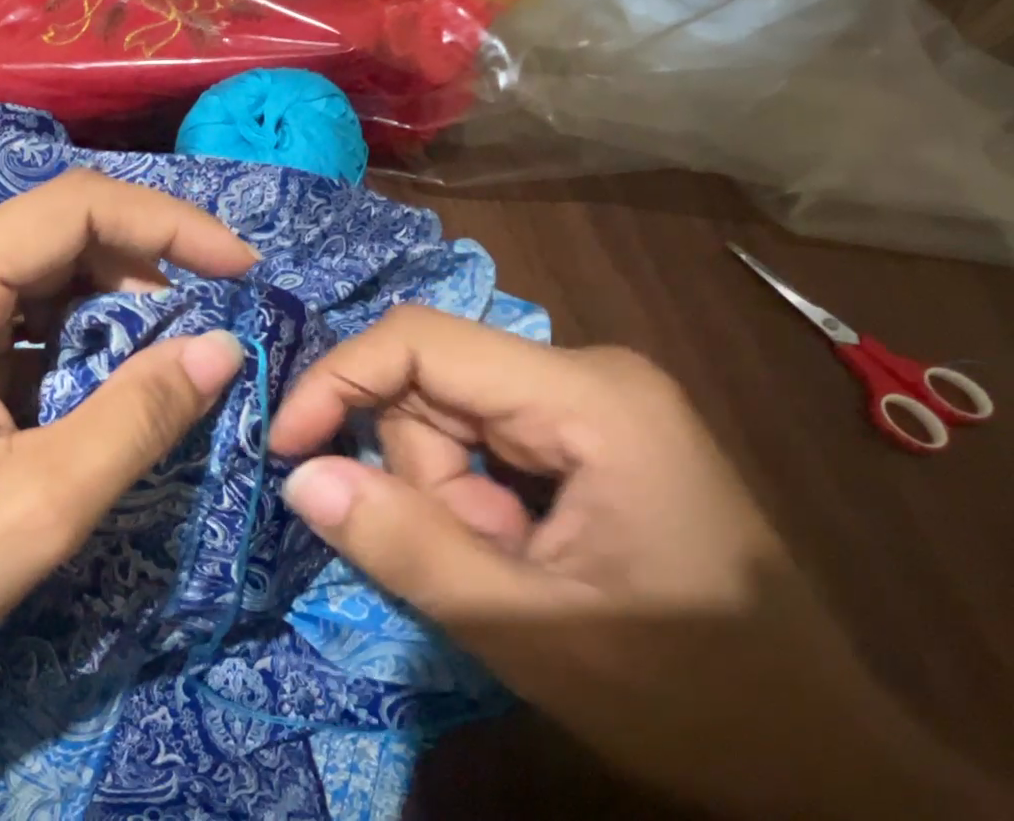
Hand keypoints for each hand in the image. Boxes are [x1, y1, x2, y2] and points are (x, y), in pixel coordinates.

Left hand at [0, 169, 250, 729]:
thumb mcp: (45, 500)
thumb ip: (141, 414)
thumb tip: (226, 347)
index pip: (74, 208)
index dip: (170, 225)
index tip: (244, 272)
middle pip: (61, 234)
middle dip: (149, 267)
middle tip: (217, 325)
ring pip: (48, 277)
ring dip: (119, 308)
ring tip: (173, 361)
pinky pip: (26, 322)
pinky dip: (83, 343)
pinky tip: (114, 385)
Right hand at [271, 306, 1005, 818]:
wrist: (811, 756)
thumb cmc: (682, 691)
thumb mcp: (522, 626)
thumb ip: (404, 545)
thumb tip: (295, 476)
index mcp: (588, 396)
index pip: (419, 341)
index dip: (335, 383)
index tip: (285, 453)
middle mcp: (587, 375)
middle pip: (430, 386)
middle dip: (419, 475)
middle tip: (474, 558)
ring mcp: (589, 403)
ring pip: (446, 419)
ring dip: (446, 499)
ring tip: (510, 566)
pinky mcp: (583, 436)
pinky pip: (478, 445)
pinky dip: (471, 503)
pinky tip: (520, 553)